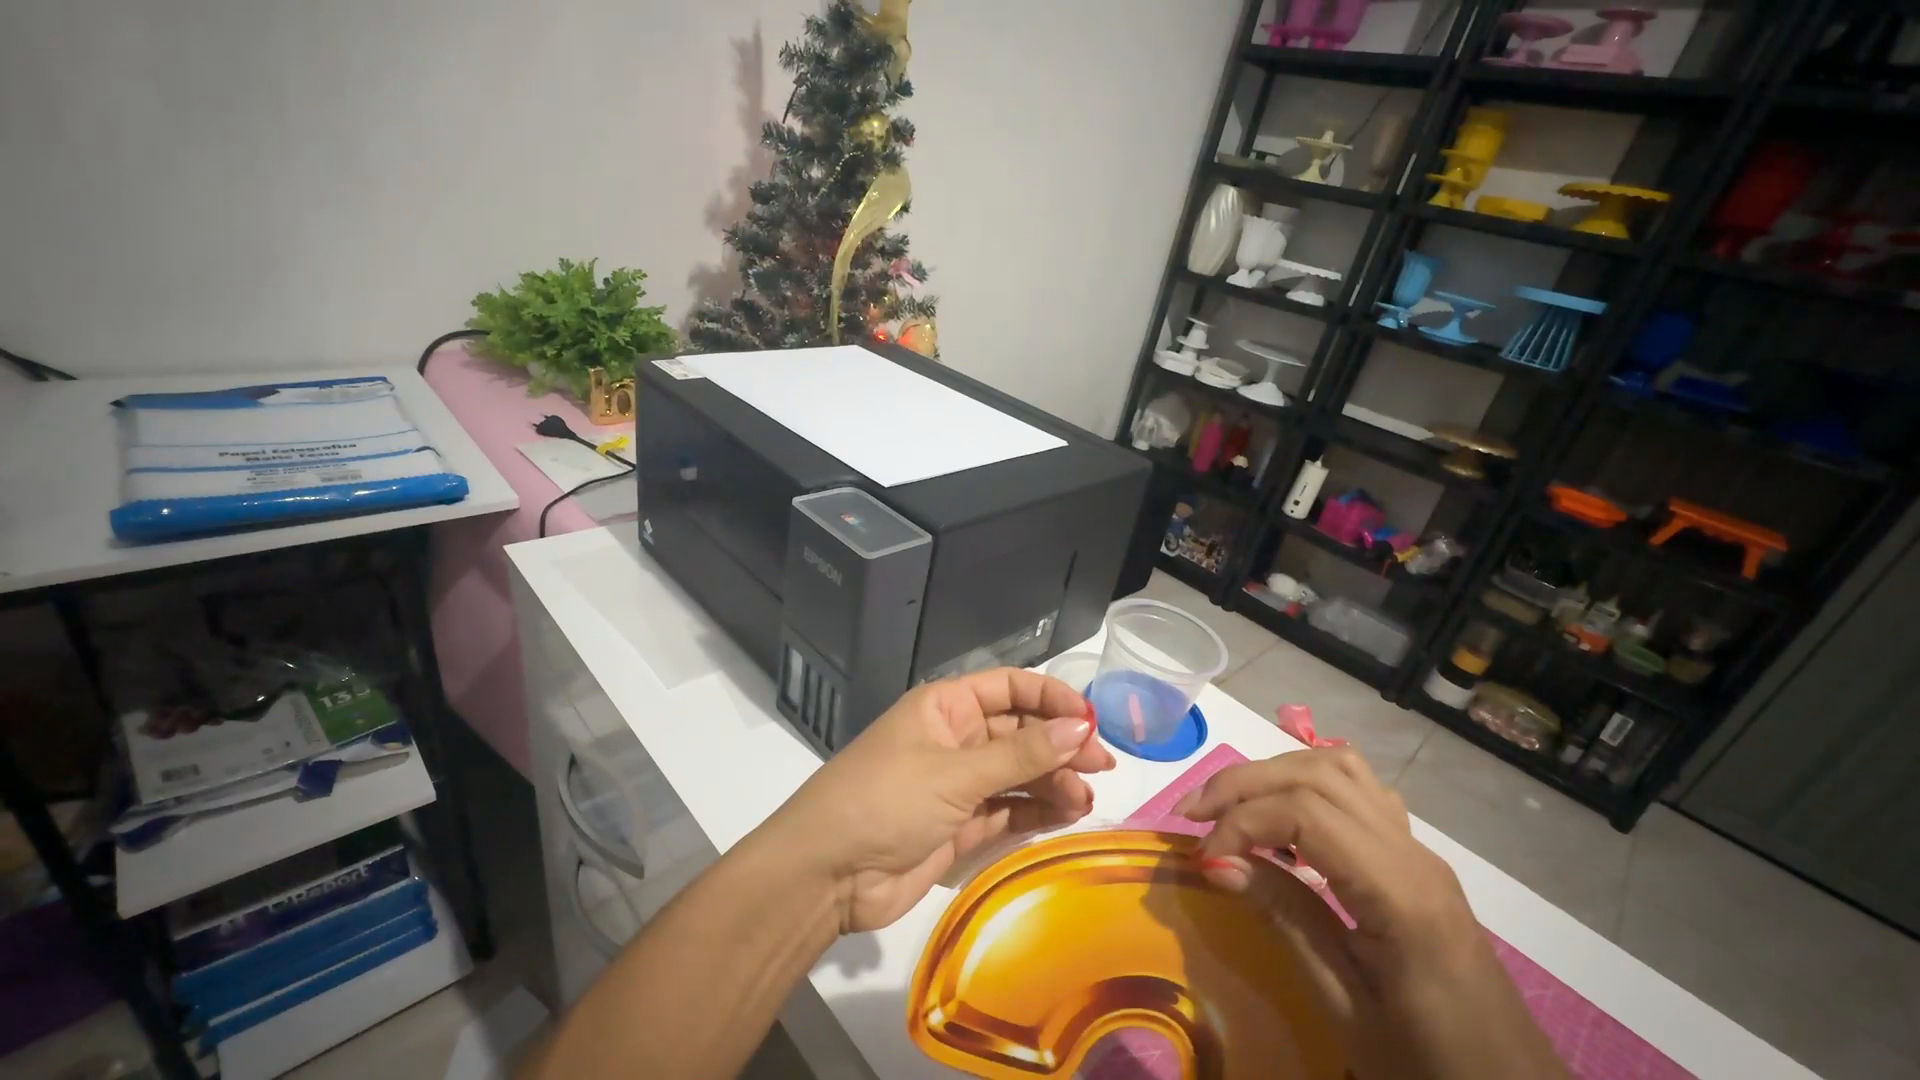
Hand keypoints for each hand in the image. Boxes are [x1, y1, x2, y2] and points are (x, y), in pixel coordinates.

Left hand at [766, 667, 1115, 933]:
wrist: (826, 875)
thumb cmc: (885, 801)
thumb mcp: (955, 773)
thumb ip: (1020, 754)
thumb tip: (1081, 727)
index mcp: (944, 707)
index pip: (1009, 687)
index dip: (1051, 699)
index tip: (1091, 720)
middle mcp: (954, 739)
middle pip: (1019, 732)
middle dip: (1059, 745)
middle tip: (1100, 766)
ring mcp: (957, 784)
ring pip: (1018, 774)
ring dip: (1053, 782)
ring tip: (1084, 800)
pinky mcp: (960, 826)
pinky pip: (1007, 810)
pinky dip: (1036, 811)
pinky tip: (1066, 815)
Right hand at [1176, 748, 1567, 1079]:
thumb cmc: (1425, 1062)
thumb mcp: (1344, 1006)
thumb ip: (1285, 920)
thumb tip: (1217, 862)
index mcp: (1399, 893)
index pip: (1305, 813)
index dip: (1242, 822)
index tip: (1201, 861)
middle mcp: (1413, 853)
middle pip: (1318, 774)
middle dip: (1245, 783)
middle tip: (1193, 814)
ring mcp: (1419, 851)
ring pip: (1340, 770)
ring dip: (1275, 775)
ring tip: (1229, 807)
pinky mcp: (1416, 860)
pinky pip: (1359, 793)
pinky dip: (1307, 786)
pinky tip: (1281, 820)